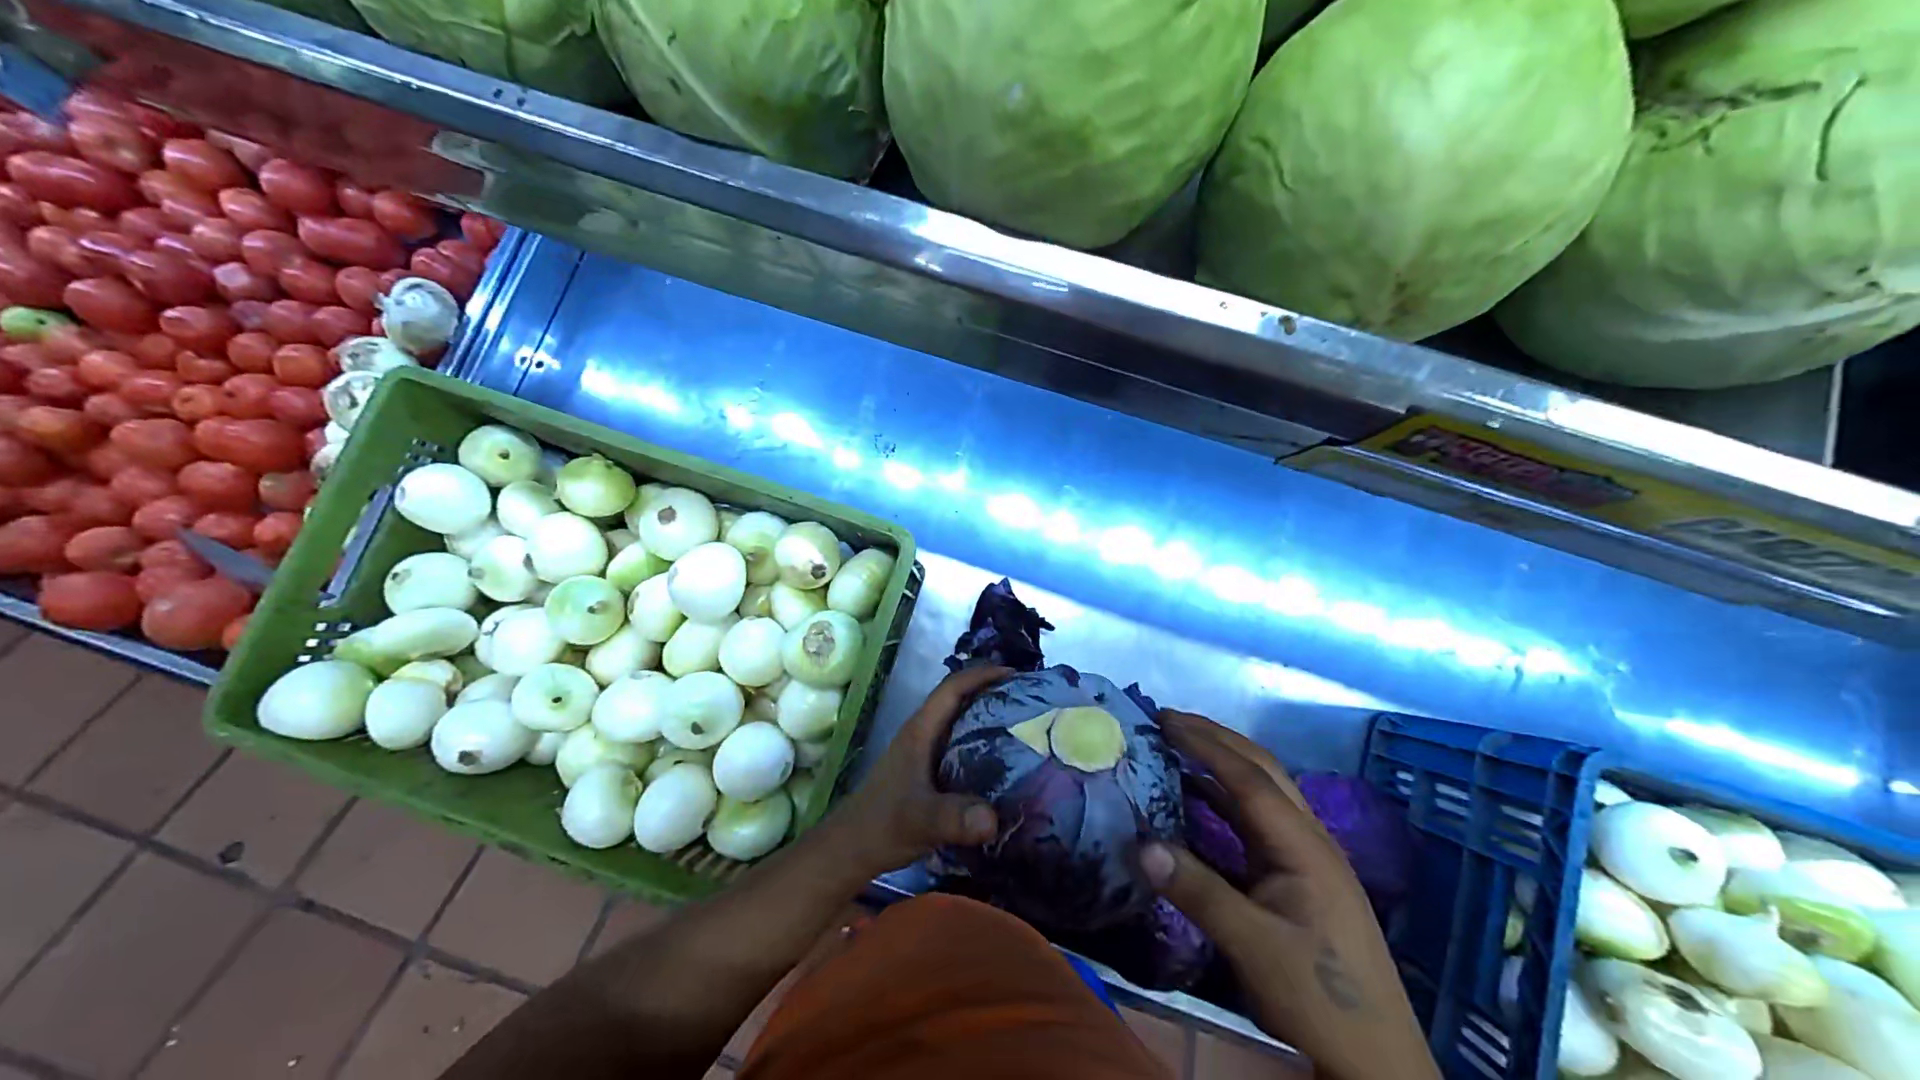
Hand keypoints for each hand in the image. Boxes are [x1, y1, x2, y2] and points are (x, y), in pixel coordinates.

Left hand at [832, 666, 1008, 875]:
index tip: (1015, 675)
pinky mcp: (927, 772)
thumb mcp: (922, 821)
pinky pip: (961, 746)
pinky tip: (1005, 763)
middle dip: (992, 693)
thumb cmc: (883, 825)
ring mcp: (924, 753)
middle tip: (1031, 701)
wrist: (852, 849)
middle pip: (959, 700)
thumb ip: (954, 819)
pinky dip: (983, 745)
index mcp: (920, 731)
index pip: (951, 689)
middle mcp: (923, 735)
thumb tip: (993, 819)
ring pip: (960, 724)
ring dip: (989, 718)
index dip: (981, 675)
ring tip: (1026, 727)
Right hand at [1142, 710, 1439, 1079]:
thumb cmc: (1319, 998)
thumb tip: (1140, 844)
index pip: (1249, 778)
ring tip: (1177, 745)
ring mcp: (1306, 859)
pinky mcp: (1298, 879)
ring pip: (1261, 793)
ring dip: (1220, 764)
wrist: (1376, 1061)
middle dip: (1216, 739)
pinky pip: (1254, 823)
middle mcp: (1309, 840)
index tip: (1163, 720)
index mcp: (1305, 845)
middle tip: (1167, 720)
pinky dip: (1222, 800)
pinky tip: (1197, 799)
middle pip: (1262, 772)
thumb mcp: (1254, 946)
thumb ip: (1198, 891)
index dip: (1205, 745)